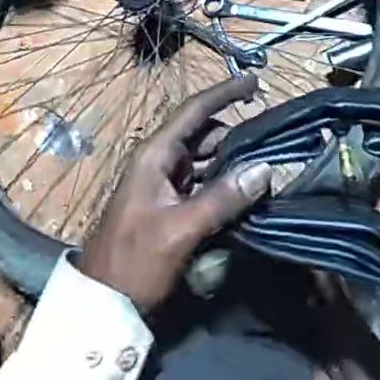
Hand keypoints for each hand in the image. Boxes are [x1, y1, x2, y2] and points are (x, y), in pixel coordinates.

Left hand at [77, 76, 273, 311]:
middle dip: (236, 133)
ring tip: (267, 166)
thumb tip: (264, 168)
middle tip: (274, 139)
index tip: (255, 82)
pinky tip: (246, 192)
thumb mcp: (182, 229)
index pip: (194, 110)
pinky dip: (223, 181)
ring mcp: (163, 181)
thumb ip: (222, 198)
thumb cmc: (136, 259)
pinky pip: (201, 181)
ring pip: (204, 158)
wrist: (105, 298)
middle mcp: (159, 159)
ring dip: (232, 159)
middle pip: (202, 133)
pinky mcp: (169, 203)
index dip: (224, 93)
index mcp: (155, 153)